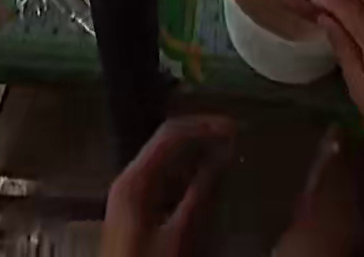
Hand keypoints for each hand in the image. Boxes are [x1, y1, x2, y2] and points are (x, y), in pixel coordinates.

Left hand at [101, 115, 235, 256]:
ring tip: (227, 153)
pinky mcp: (137, 210)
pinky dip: (189, 172)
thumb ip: (201, 193)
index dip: (203, 125)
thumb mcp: (178, 238)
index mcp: (134, 180)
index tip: (233, 128)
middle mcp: (130, 179)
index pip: (170, 133)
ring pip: (168, 158)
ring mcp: (131, 194)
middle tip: (234, 136)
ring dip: (197, 152)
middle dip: (202, 135)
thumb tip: (224, 155)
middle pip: (168, 140)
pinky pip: (167, 178)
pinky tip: (209, 179)